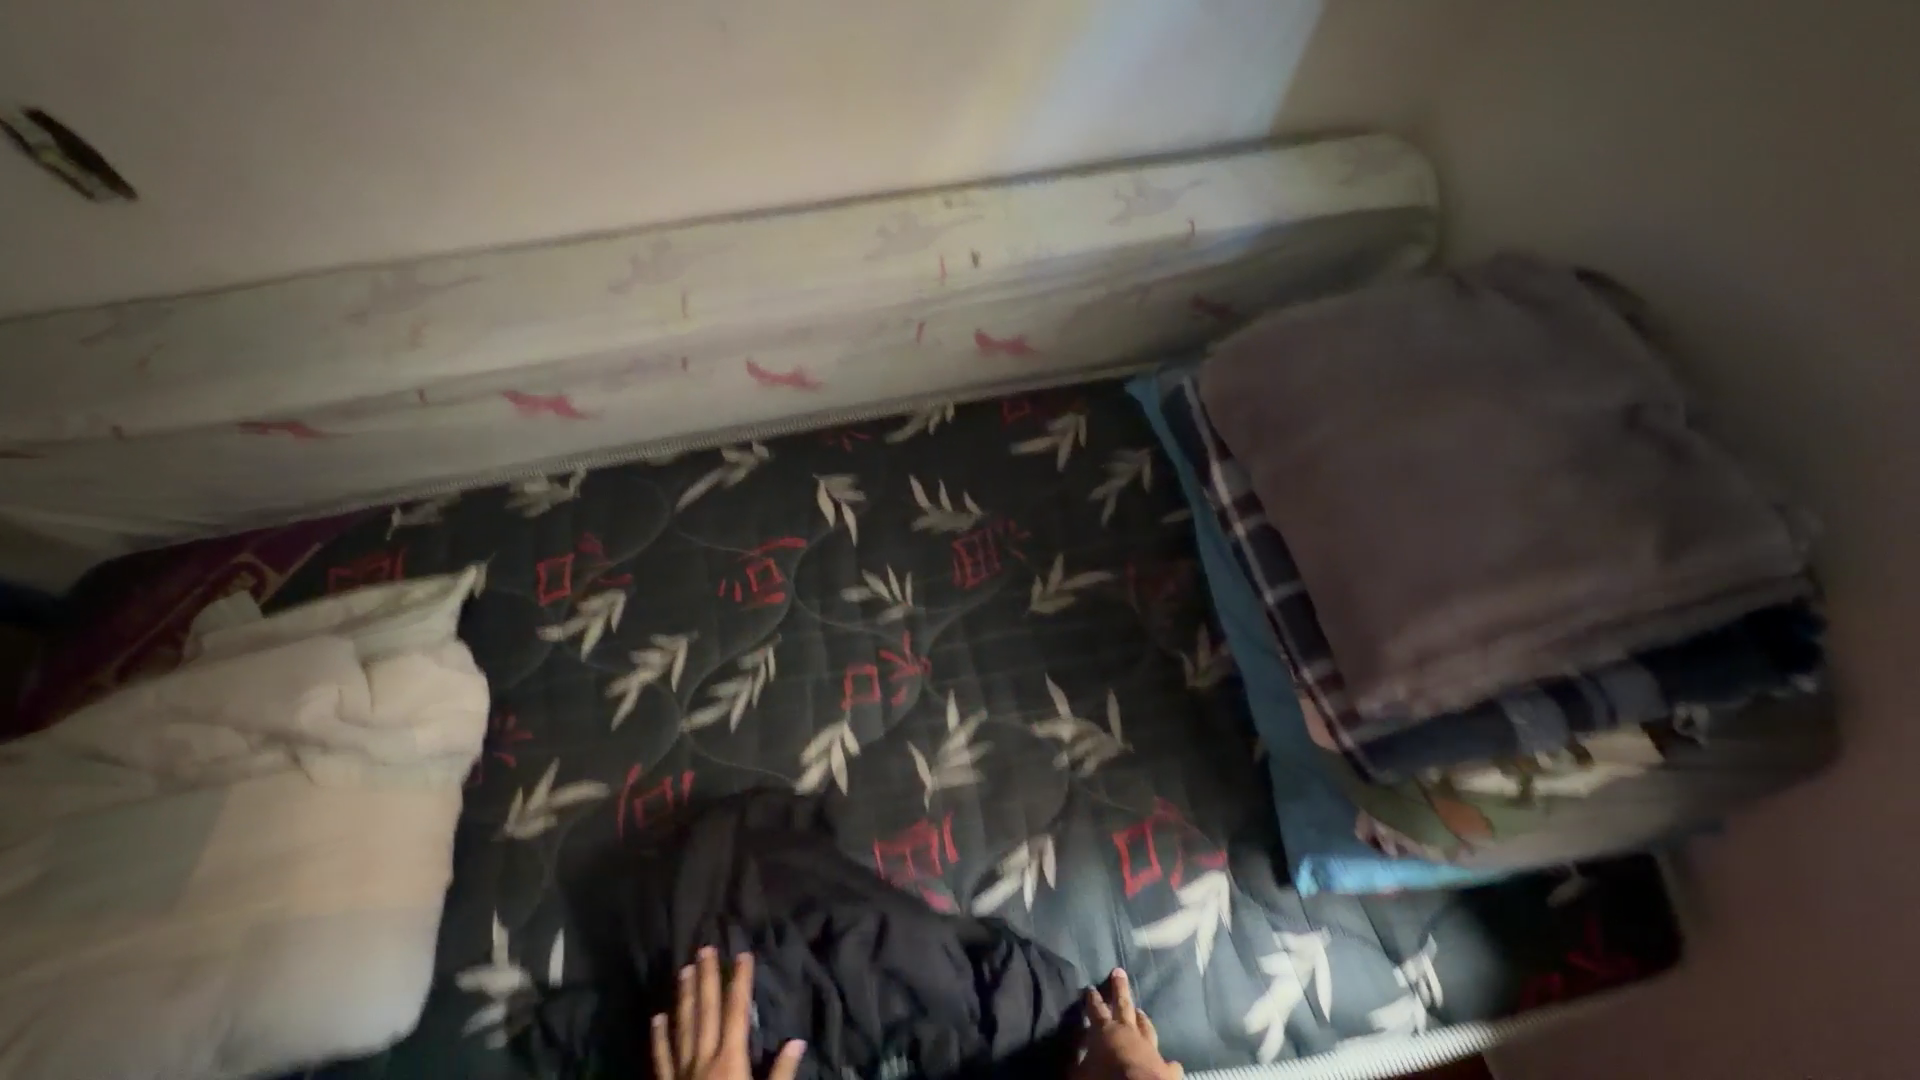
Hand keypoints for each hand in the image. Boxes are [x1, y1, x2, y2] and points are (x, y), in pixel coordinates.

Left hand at [652, 947, 805, 1079]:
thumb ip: (781, 1074)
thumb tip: (797, 1040)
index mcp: (730, 1060)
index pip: (736, 1012)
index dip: (740, 981)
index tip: (742, 954)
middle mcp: (703, 1059)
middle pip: (706, 1012)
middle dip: (706, 979)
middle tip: (704, 948)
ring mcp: (681, 1073)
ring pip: (682, 1028)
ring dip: (683, 998)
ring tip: (683, 971)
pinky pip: (661, 1059)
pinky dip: (659, 1037)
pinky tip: (657, 1018)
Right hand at [1077, 969, 1182, 1079]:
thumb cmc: (1105, 1077)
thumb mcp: (1080, 1073)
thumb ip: (1076, 1064)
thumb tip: (1071, 1059)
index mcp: (1105, 1030)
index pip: (1096, 1009)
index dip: (1092, 998)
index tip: (1090, 987)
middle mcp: (1128, 1032)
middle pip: (1124, 1005)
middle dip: (1120, 988)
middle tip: (1119, 972)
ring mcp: (1150, 1048)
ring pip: (1146, 1027)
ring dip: (1142, 1019)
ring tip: (1140, 1011)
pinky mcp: (1166, 1067)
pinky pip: (1168, 1062)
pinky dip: (1167, 1061)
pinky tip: (1170, 1061)